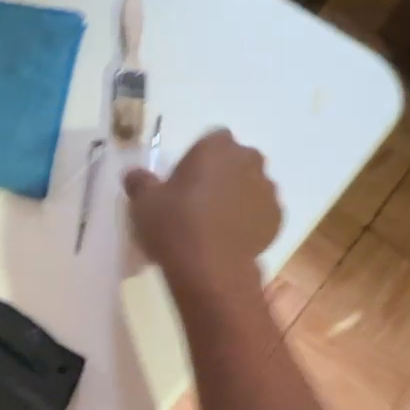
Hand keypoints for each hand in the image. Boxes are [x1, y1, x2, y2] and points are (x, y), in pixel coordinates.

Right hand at [124, 129, 281, 282]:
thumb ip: (140, 183)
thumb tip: (134, 174)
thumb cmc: (174, 226)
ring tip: (212, 228)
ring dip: (235, 199)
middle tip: (196, 204)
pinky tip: (227, 241)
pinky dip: (247, 223)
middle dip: (220, 177)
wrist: (210, 268)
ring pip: (249, 188)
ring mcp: (267, 188)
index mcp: (216, 147)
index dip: (196, 160)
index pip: (210, 141)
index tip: (182, 182)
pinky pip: (259, 214)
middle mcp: (249, 159)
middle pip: (234, 162)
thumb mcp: (143, 204)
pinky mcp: (276, 217)